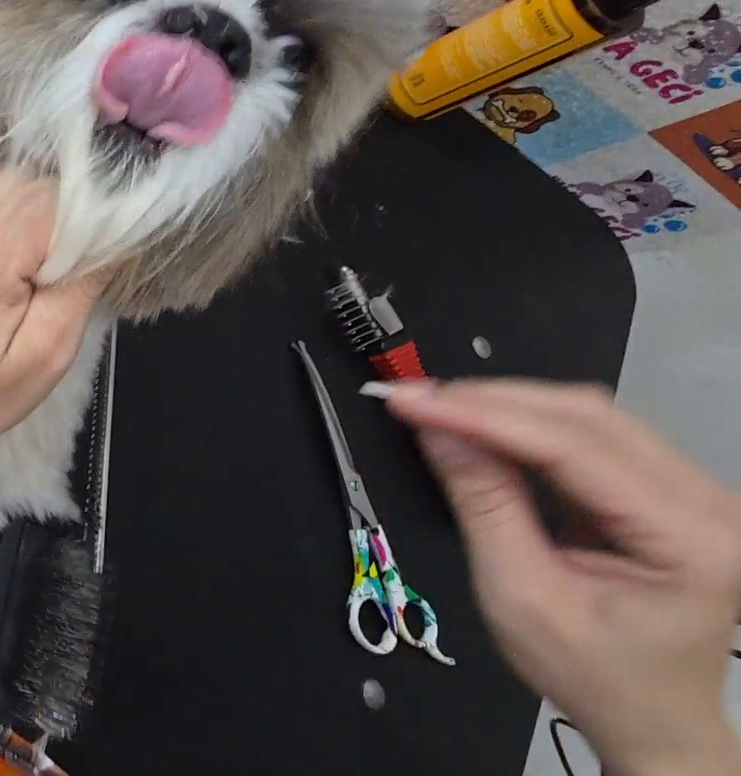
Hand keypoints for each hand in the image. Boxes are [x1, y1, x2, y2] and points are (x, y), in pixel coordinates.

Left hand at [0, 172, 103, 480]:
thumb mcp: (43, 357)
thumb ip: (81, 285)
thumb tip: (114, 233)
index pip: (64, 202)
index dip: (91, 230)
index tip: (90, 270)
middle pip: (35, 188)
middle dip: (62, 223)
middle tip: (56, 279)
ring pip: (5, 186)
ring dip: (30, 217)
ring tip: (26, 274)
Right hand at [386, 380, 740, 775]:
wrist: (646, 715)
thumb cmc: (586, 670)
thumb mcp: (519, 591)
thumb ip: (482, 503)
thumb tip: (433, 429)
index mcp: (692, 541)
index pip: (572, 449)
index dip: (480, 415)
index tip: (403, 399)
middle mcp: (709, 504)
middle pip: (587, 417)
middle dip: (488, 400)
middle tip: (408, 396)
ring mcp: (691, 493)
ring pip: (586, 415)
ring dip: (502, 404)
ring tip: (430, 406)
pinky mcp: (661, 489)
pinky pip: (586, 433)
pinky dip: (520, 422)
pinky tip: (473, 423)